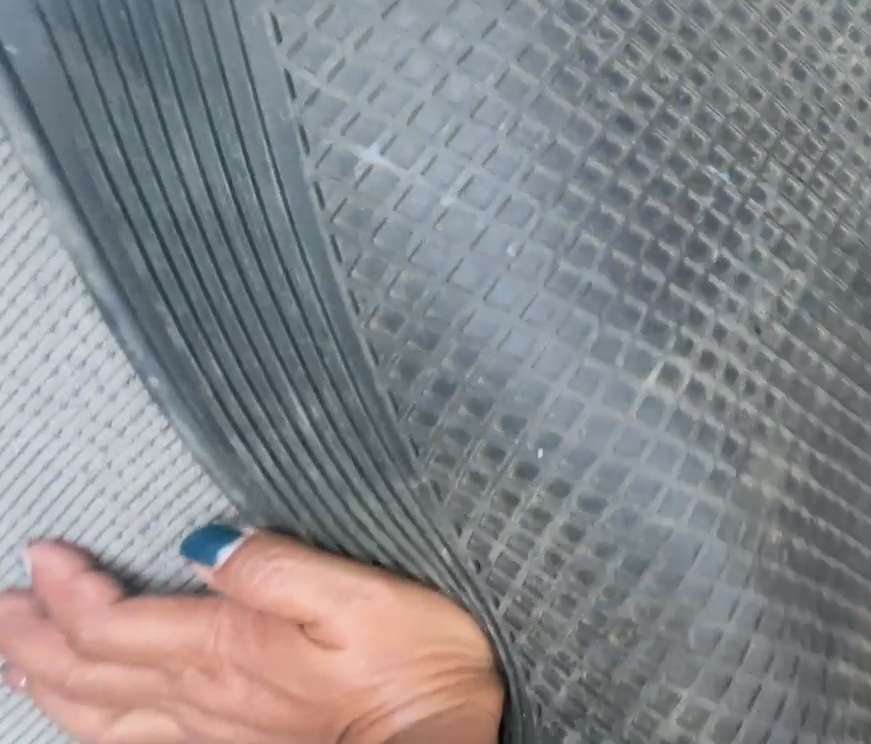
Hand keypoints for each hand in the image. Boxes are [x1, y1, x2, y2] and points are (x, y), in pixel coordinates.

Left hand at [0, 527, 502, 743]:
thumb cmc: (409, 653)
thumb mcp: (359, 595)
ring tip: (13, 650)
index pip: (112, 620)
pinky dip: (80, 718)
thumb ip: (281, 570)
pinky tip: (79, 709)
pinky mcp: (228, 740)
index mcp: (226, 647)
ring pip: (91, 708)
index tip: (45, 548)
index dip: (70, 586)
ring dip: (42, 676)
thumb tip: (206, 543)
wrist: (430, 731)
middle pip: (86, 667)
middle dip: (33, 631)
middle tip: (6, 593)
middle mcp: (199, 691)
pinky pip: (124, 737)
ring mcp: (208, 724)